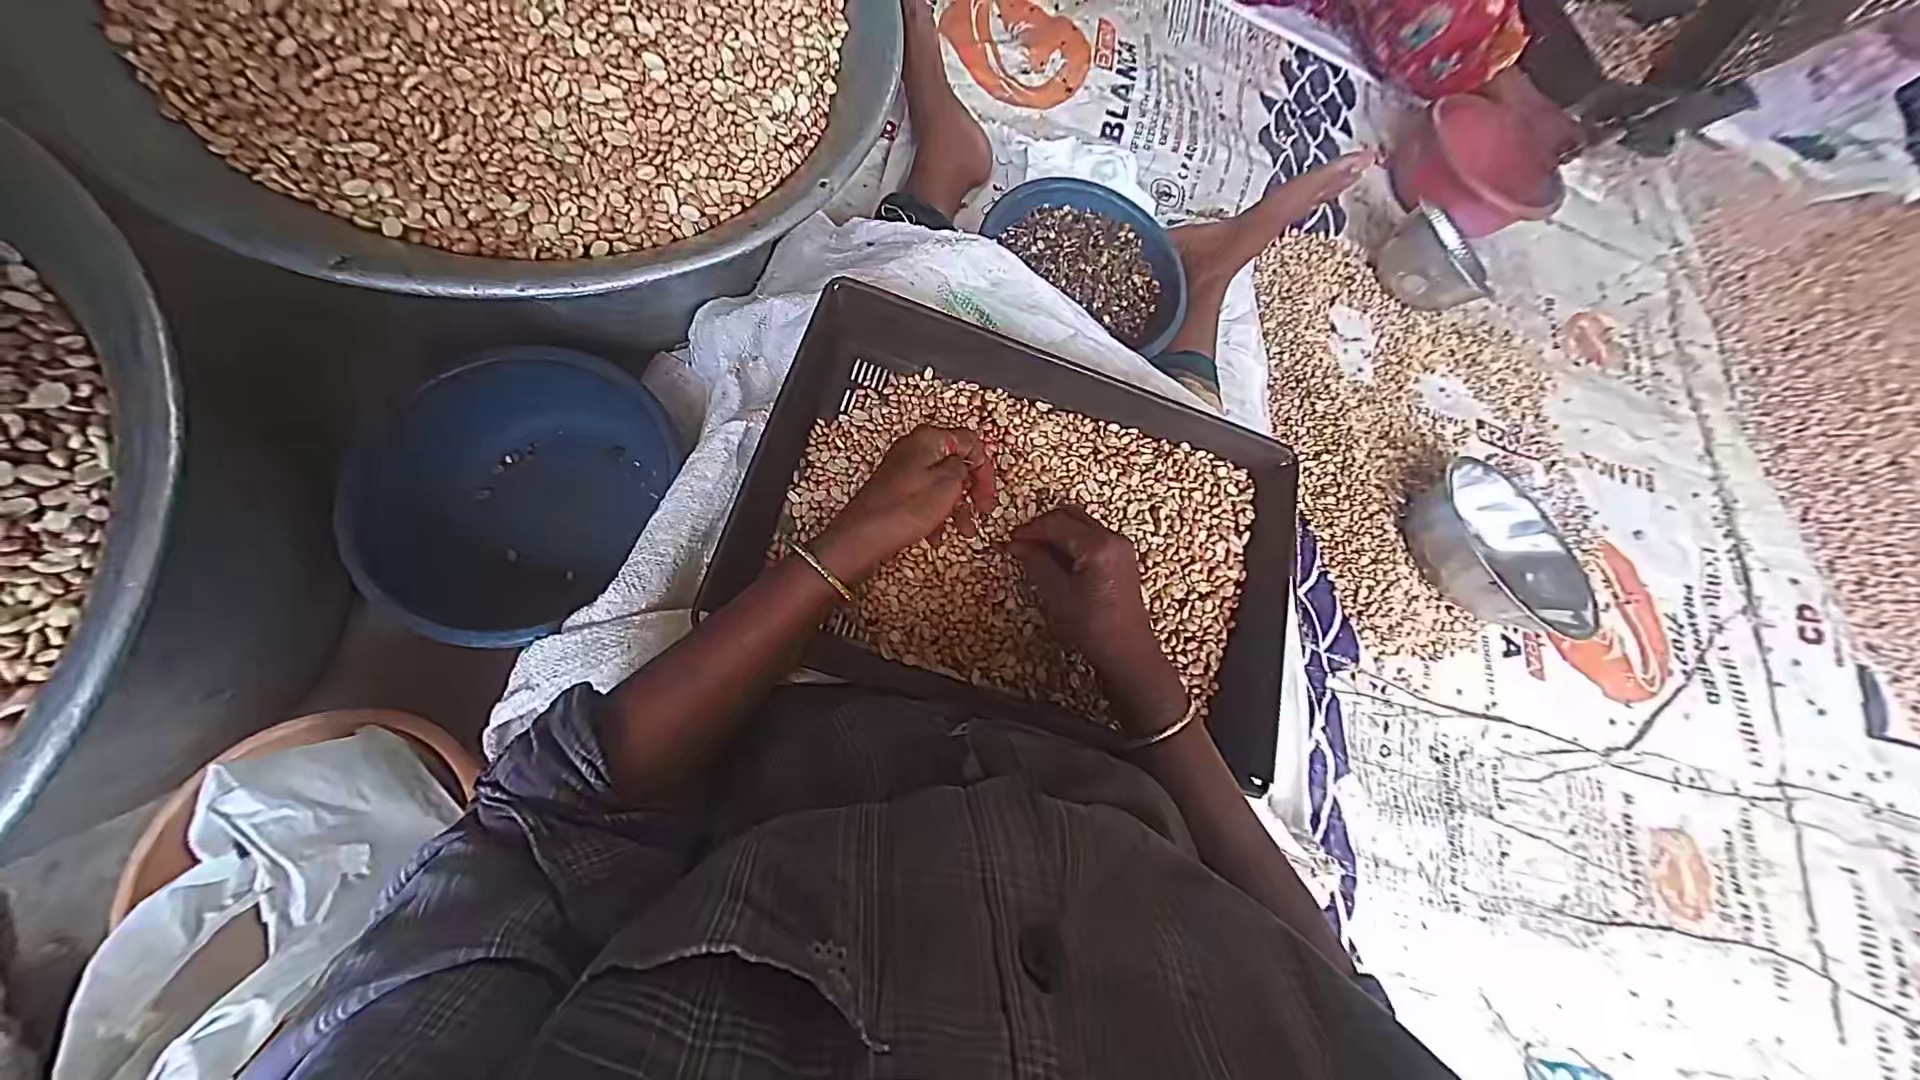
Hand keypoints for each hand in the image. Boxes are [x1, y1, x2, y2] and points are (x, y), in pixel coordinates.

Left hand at [813, 425, 996, 581]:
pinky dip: (936, 514)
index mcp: (929, 439)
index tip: (987, 494)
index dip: (984, 470)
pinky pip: (925, 497)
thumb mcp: (948, 484)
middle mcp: (914, 449)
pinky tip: (937, 536)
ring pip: (941, 483)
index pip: (971, 442)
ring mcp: (903, 470)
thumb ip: (963, 467)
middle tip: (980, 512)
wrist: (862, 537)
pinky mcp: (895, 490)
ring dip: (956, 507)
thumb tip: (964, 464)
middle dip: (971, 490)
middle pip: (956, 463)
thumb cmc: (903, 510)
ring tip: (963, 531)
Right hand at [1008, 506, 1187, 735]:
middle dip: (1043, 525)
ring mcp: (1120, 546)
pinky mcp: (1121, 556)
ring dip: (1056, 532)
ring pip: (1080, 523)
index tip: (1011, 540)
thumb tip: (1017, 544)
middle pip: (1070, 515)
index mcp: (1099, 546)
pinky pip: (1090, 536)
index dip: (1029, 529)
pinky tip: (1056, 560)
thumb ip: (1036, 562)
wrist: (1126, 650)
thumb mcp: (1057, 593)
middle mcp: (1113, 539)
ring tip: (1035, 553)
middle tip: (1021, 543)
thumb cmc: (1092, 626)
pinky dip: (1070, 541)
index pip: (1056, 522)